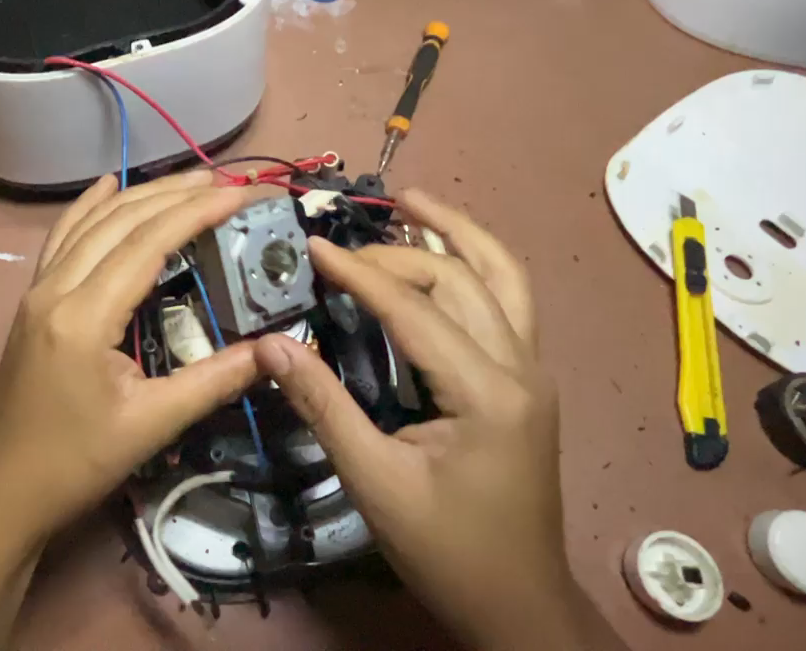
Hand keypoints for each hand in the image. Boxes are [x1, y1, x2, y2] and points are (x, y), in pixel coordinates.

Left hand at [0, 171, 261, 540]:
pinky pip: (62, 238)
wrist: (0, 492)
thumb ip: (213, 380)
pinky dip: (87, 207)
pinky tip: (104, 186)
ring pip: (90, 223)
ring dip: (137, 195)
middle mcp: (55, 288)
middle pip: (119, 221)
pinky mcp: (32, 300)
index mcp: (84, 315)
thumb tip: (275, 350)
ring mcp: (38, 290)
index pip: (146, 243)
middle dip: (173, 194)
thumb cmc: (75, 463)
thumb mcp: (151, 424)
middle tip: (223, 179)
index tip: (238, 192)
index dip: (195, 212)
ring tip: (185, 180)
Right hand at [253, 189, 619, 650]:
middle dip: (397, 252)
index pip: (413, 309)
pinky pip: (508, 302)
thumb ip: (323, 405)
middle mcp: (521, 368)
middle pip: (459, 279)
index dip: (358, 272)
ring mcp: (533, 372)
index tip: (312, 244)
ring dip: (458, 232)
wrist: (519, 605)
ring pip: (503, 278)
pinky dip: (475, 264)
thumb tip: (272, 344)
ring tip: (412, 200)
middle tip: (340, 246)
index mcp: (487, 392)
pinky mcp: (528, 381)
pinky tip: (444, 253)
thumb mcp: (375, 483)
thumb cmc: (447, 550)